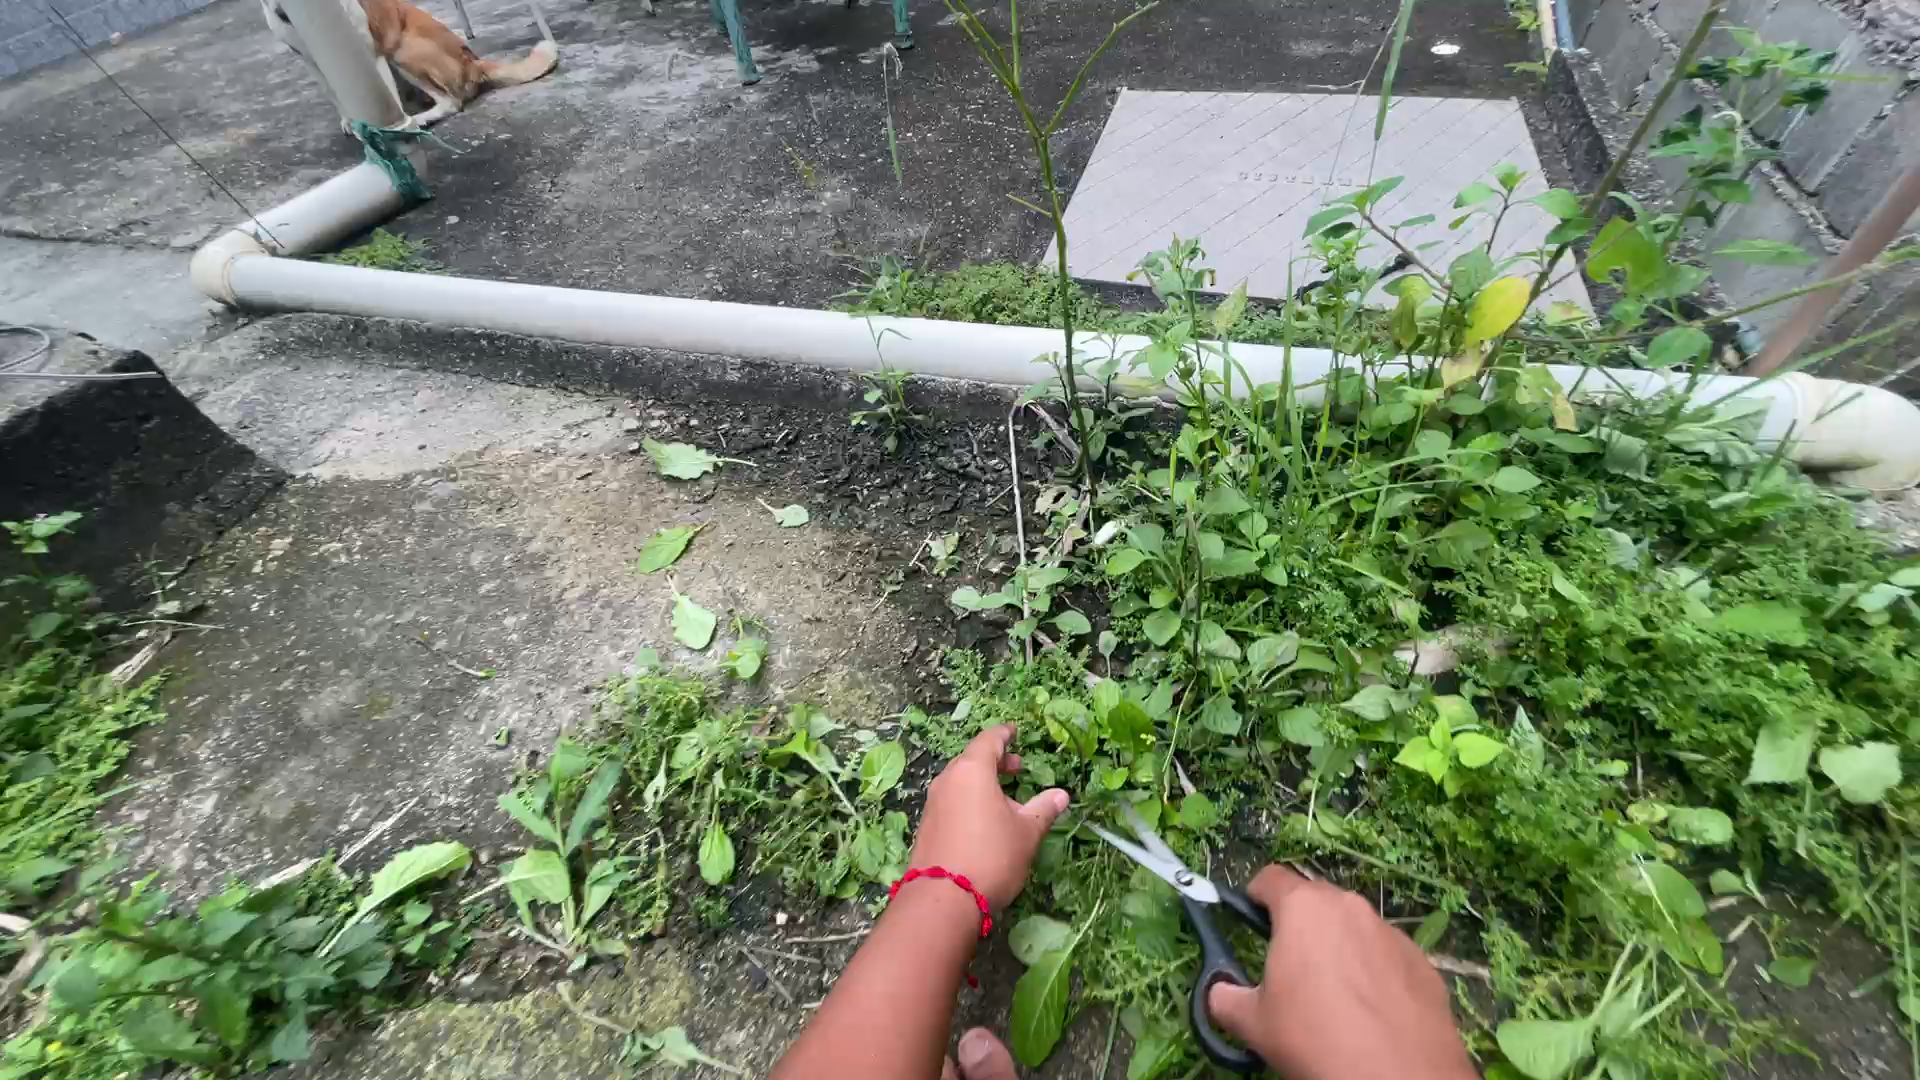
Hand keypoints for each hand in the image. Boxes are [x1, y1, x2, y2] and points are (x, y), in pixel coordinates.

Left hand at [908, 725, 1067, 908]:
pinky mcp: (928, 824)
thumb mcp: (1026, 833)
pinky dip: (970, 798)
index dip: (1005, 734)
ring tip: (1006, 798)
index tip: (1015, 731)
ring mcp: (934, 802)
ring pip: (961, 780)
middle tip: (1017, 768)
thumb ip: (1043, 809)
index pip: (989, 740)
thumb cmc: (991, 856)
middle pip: (972, 758)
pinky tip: (985, 820)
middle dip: (996, 760)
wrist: (942, 899)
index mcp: (972, 770)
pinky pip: (952, 799)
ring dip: (983, 782)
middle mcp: (948, 779)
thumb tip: (1061, 794)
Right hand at [1206, 866, 1477, 1079]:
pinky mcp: (1424, 964)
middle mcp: (1347, 906)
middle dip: (1299, 922)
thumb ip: (1225, 996)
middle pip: (1313, 899)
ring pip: (1352, 925)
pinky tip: (1373, 1011)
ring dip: (1338, 944)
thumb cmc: (1317, 1040)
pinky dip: (1375, 971)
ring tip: (1336, 993)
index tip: (1253, 924)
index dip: (1255, 897)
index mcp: (1302, 907)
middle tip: (1291, 966)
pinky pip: (1386, 954)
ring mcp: (1390, 933)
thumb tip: (1218, 993)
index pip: (1269, 877)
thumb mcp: (1254, 1023)